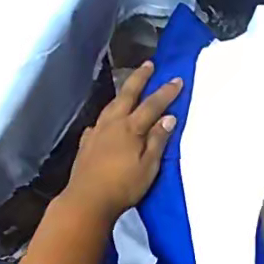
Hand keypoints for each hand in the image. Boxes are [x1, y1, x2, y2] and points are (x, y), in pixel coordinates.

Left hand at [62, 61, 181, 219]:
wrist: (87, 199)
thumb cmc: (123, 186)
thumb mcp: (148, 166)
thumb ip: (157, 141)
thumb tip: (168, 118)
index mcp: (131, 128)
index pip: (152, 105)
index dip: (166, 92)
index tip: (177, 79)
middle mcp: (112, 124)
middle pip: (127, 95)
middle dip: (139, 78)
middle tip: (149, 64)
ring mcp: (97, 132)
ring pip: (111, 106)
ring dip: (122, 94)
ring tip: (129, 88)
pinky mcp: (86, 144)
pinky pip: (98, 123)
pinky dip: (106, 117)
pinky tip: (105, 122)